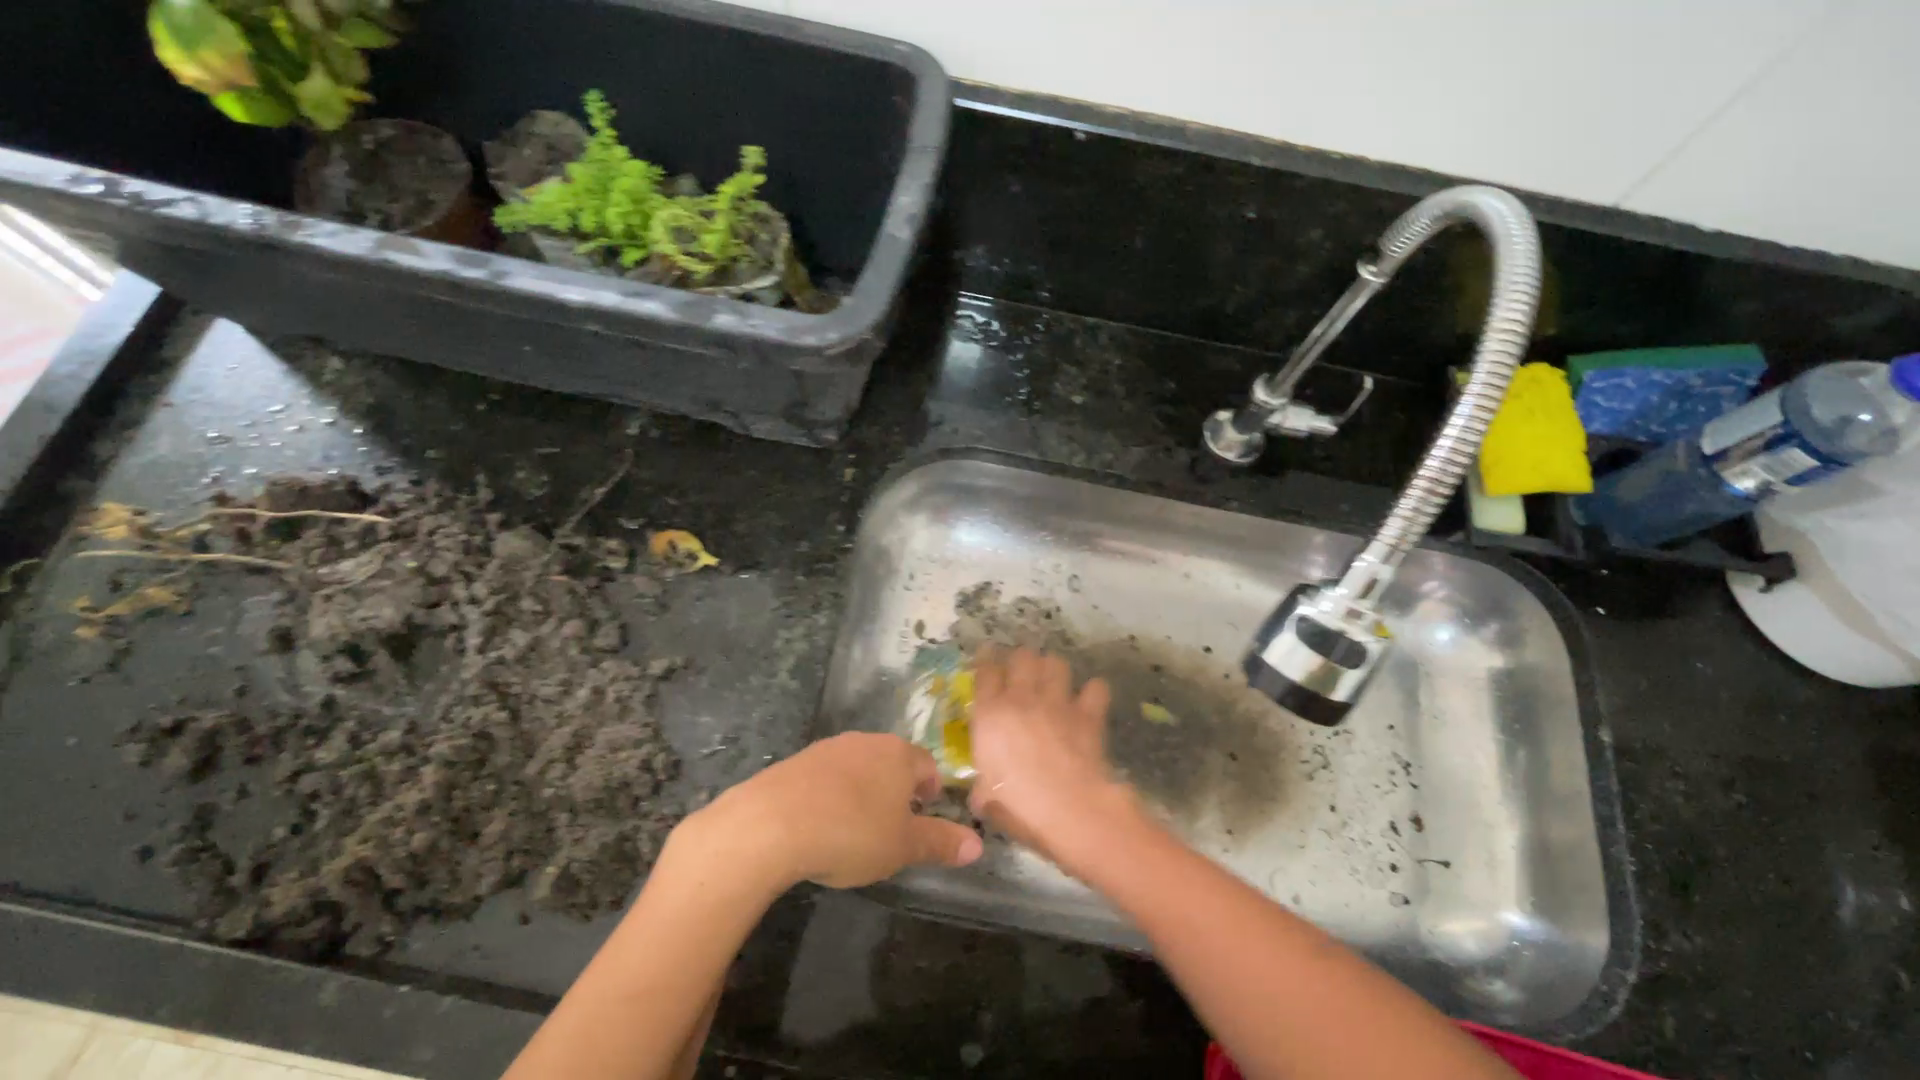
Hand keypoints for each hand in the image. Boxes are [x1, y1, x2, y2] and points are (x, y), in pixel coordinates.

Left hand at [689, 732, 983, 889]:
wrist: (769, 824)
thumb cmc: (851, 833)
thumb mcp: (902, 847)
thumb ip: (940, 843)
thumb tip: (977, 845)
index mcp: (898, 754)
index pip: (927, 765)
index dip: (931, 791)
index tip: (925, 817)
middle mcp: (864, 742)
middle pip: (890, 761)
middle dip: (896, 790)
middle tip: (893, 827)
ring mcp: (826, 749)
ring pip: (856, 768)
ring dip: (861, 792)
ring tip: (855, 829)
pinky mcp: (793, 763)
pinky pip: (823, 779)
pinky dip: (829, 798)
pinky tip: (819, 827)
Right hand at [967, 646, 1142, 877]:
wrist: (1070, 810)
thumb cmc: (1019, 806)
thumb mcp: (986, 799)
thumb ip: (982, 787)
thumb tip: (980, 794)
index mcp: (990, 714)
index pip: (985, 671)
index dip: (985, 659)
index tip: (986, 657)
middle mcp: (1022, 699)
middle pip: (1022, 656)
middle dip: (1021, 660)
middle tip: (1021, 673)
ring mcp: (1058, 703)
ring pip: (1056, 663)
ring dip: (1053, 669)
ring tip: (1052, 682)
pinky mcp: (1088, 714)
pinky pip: (1095, 688)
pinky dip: (1092, 692)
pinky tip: (1089, 701)